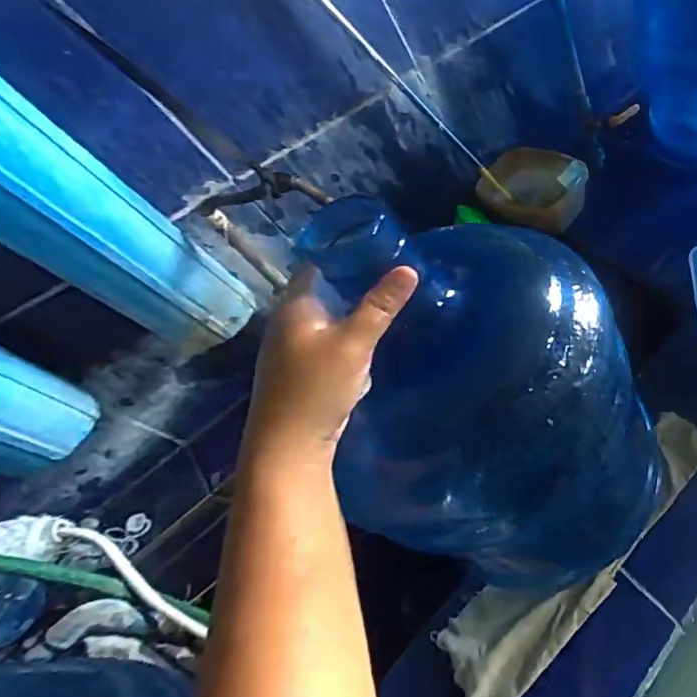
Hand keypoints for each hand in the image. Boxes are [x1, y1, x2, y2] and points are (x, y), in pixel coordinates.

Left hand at [241, 264, 417, 472]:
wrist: (288, 448)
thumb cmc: (316, 387)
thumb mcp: (355, 342)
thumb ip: (381, 305)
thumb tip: (409, 268)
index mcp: (294, 307)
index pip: (317, 266)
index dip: (344, 254)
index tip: (378, 248)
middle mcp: (288, 323)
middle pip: (324, 292)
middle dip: (356, 282)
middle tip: (393, 271)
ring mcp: (293, 350)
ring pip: (328, 319)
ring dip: (354, 311)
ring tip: (390, 300)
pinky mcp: (303, 372)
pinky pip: (330, 342)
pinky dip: (350, 335)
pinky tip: (372, 339)